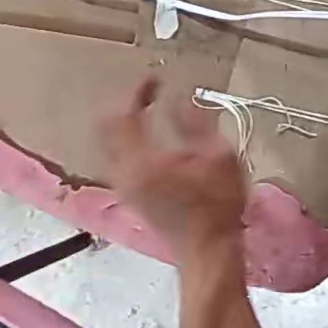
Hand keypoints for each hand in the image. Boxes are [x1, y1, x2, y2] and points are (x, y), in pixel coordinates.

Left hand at [104, 75, 248, 253]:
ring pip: (110, 143)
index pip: (124, 115)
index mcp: (144, 160)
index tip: (156, 78)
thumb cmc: (218, 203)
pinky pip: (119, 157)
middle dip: (126, 105)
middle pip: (107, 128)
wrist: (208, 249)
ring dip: (127, 122)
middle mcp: (124, 172)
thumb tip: (181, 99)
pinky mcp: (131, 195)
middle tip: (150, 92)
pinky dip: (130, 139)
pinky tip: (153, 138)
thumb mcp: (219, 156)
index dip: (138, 92)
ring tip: (152, 109)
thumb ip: (196, 124)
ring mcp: (125, 186)